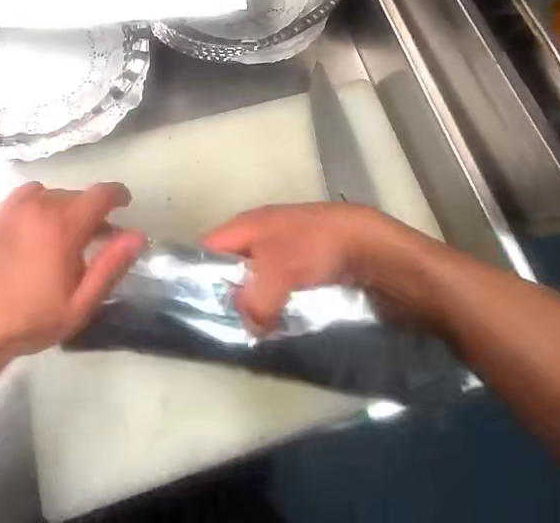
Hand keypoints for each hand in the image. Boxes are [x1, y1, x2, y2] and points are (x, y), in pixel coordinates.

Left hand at [0, 182, 145, 364]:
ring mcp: (16, 208)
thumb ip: (111, 265)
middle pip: (79, 196)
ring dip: (67, 210)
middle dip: (92, 214)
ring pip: (56, 195)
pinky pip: (31, 194)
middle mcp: (41, 206)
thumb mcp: (80, 302)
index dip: (118, 195)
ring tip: (65, 239)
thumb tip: (137, 236)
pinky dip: (42, 202)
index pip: (101, 194)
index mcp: (63, 225)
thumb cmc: (32, 319)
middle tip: (96, 241)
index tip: (125, 205)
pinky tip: (40, 227)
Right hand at [203, 203, 428, 331]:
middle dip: (228, 297)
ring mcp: (282, 248)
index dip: (195, 276)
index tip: (193, 311)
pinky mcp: (303, 265)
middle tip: (228, 329)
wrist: (366, 241)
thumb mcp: (275, 273)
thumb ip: (253, 303)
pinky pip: (278, 288)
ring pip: (255, 281)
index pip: (205, 249)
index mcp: (245, 225)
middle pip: (229, 268)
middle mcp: (259, 234)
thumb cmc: (313, 247)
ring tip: (256, 333)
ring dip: (256, 305)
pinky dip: (278, 305)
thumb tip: (250, 327)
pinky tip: (282, 324)